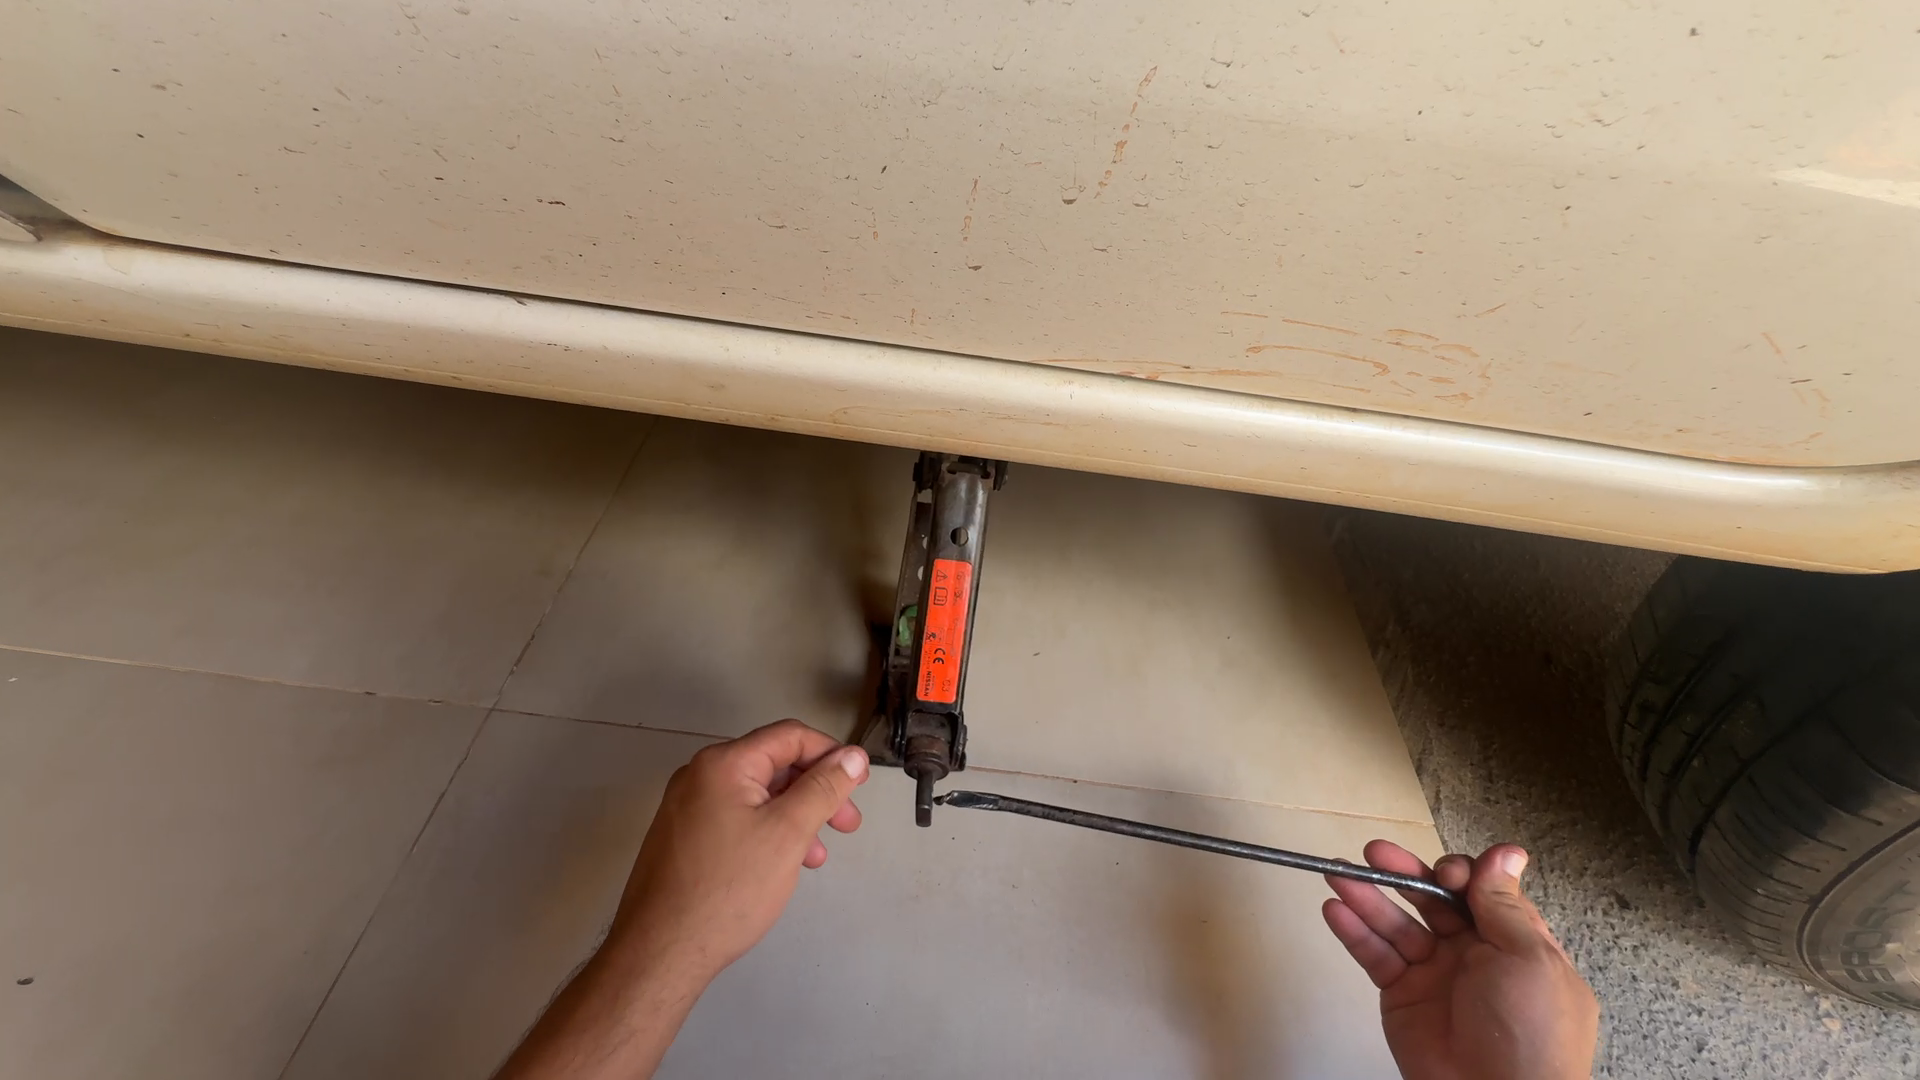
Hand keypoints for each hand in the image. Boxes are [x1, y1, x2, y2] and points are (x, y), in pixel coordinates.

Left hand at [605, 719, 868, 983]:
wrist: (658, 956)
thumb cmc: (728, 890)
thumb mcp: (789, 833)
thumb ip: (824, 788)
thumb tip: (853, 756)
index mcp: (724, 763)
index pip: (791, 736)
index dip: (832, 754)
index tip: (859, 782)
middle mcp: (700, 775)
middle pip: (774, 764)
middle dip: (817, 790)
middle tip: (847, 823)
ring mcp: (687, 807)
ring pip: (758, 795)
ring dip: (796, 815)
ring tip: (817, 855)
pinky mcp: (683, 837)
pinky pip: (737, 818)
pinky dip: (768, 831)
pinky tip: (783, 864)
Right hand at [1322, 841, 1598, 1079]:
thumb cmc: (1527, 1028)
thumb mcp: (1528, 960)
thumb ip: (1504, 904)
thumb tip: (1508, 850)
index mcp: (1513, 946)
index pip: (1480, 893)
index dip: (1458, 875)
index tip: (1445, 873)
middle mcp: (1473, 954)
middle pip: (1431, 900)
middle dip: (1402, 873)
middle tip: (1374, 851)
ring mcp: (1433, 974)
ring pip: (1395, 923)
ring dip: (1366, 894)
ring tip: (1336, 872)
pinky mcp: (1400, 993)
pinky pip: (1374, 954)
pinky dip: (1352, 931)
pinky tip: (1334, 909)